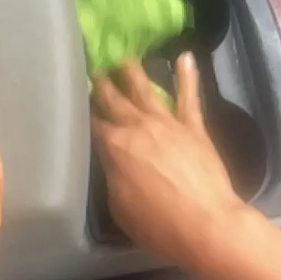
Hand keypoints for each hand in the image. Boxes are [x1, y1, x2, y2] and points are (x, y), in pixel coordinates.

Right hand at [91, 55, 254, 271]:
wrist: (207, 224)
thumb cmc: (158, 224)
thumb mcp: (119, 207)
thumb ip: (113, 177)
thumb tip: (113, 161)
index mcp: (114, 147)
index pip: (93, 124)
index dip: (82, 110)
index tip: (74, 95)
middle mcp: (138, 127)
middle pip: (115, 100)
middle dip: (103, 83)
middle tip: (94, 66)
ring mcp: (167, 123)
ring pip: (146, 90)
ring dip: (134, 71)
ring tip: (125, 55)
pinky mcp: (194, 127)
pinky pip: (189, 96)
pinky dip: (188, 75)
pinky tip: (185, 56)